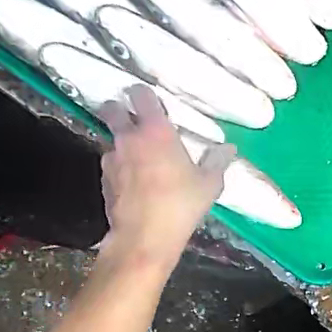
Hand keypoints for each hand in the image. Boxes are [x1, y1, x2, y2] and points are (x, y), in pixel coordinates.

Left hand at [96, 86, 234, 264]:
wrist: (144, 236)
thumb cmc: (181, 205)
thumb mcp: (209, 185)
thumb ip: (217, 162)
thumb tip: (229, 148)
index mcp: (156, 132)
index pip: (141, 95)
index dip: (144, 94)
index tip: (151, 101)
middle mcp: (129, 138)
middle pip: (113, 109)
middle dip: (120, 110)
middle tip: (135, 122)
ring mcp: (112, 157)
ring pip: (112, 140)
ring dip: (123, 145)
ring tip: (140, 161)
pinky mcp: (103, 178)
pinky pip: (111, 164)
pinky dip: (120, 168)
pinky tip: (134, 184)